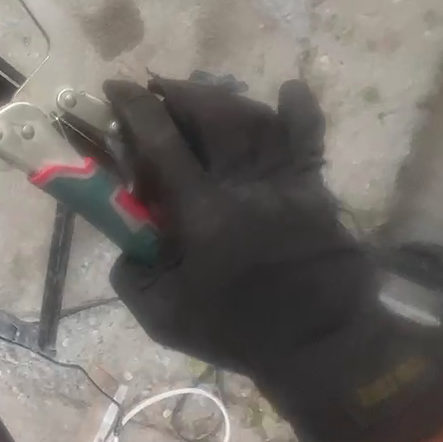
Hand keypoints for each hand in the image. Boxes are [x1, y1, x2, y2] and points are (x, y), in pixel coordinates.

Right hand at [102, 77, 442, 441]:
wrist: (327, 353)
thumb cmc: (236, 334)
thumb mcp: (160, 314)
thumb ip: (129, 269)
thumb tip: (124, 233)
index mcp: (202, 215)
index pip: (161, 140)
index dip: (134, 106)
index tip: (115, 88)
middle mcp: (244, 188)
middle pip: (212, 116)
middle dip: (177, 93)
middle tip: (155, 91)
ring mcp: (286, 186)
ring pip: (254, 119)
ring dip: (220, 99)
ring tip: (198, 97)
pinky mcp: (315, 192)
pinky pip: (309, 141)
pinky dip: (300, 111)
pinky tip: (289, 89)